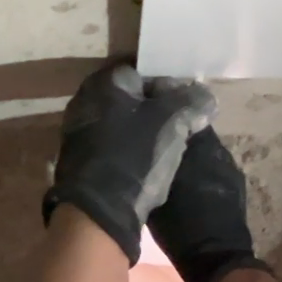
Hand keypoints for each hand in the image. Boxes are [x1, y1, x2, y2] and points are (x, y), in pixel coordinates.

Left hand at [42, 64, 214, 262]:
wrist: (98, 210)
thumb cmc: (136, 154)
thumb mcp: (172, 121)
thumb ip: (191, 101)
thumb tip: (204, 96)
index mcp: (103, 82)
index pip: (141, 70)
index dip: (169, 85)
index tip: (188, 103)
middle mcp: (84, 100)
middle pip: (130, 97)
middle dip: (157, 109)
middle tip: (182, 125)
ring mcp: (77, 131)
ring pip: (121, 122)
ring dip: (143, 131)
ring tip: (169, 147)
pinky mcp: (78, 159)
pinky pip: (111, 145)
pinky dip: (129, 150)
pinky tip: (147, 165)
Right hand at [147, 126, 268, 281]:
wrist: (217, 261)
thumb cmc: (180, 228)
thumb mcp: (155, 193)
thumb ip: (152, 165)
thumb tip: (138, 148)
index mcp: (197, 148)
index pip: (180, 116)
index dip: (164, 115)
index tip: (148, 117)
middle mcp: (217, 152)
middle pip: (194, 132)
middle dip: (177, 133)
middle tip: (155, 139)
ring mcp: (229, 169)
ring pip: (205, 150)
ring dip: (190, 152)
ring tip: (169, 160)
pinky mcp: (236, 185)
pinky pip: (214, 167)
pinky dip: (201, 168)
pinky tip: (188, 181)